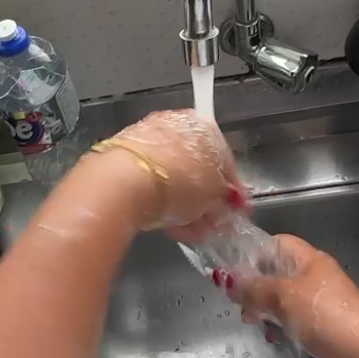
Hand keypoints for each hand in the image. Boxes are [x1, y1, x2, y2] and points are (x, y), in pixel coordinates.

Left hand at [93, 109, 246, 236]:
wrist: (125, 181)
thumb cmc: (181, 182)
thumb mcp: (215, 195)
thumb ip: (224, 198)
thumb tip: (225, 202)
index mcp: (204, 125)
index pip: (225, 160)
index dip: (231, 191)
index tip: (234, 212)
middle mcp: (176, 125)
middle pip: (197, 168)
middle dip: (205, 200)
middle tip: (211, 225)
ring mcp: (148, 138)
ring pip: (174, 177)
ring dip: (185, 206)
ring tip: (192, 232)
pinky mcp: (125, 156)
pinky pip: (152, 182)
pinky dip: (162, 202)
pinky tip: (171, 226)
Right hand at [232, 235, 358, 355]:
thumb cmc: (323, 315)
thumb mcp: (282, 295)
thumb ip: (253, 287)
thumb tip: (227, 280)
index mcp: (310, 260)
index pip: (277, 243)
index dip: (254, 252)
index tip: (231, 271)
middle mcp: (315, 278)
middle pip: (278, 272)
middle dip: (255, 284)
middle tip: (237, 301)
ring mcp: (320, 305)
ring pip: (283, 298)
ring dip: (265, 307)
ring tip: (250, 321)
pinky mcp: (322, 330)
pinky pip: (293, 321)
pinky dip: (279, 326)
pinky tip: (271, 337)